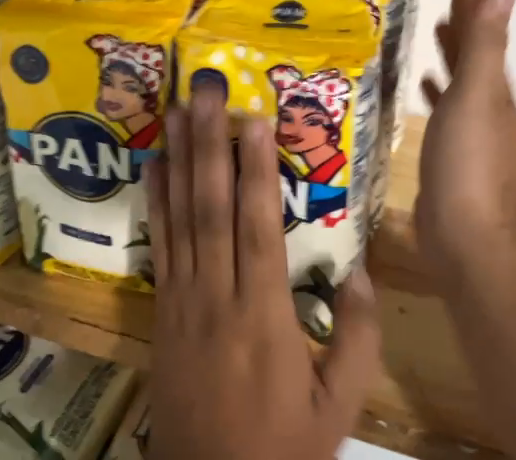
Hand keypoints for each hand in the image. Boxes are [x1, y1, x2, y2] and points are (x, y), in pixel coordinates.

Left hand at [147, 81, 381, 459]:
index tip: (255, 119)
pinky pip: (159, 245)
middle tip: (206, 90)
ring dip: (177, 159)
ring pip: (180, 217)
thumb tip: (361, 270)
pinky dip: (155, 202)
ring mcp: (182, 299)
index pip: (258, 227)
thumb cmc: (282, 446)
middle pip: (211, 206)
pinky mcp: (161, 310)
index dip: (256, 170)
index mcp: (264, 314)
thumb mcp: (339, 404)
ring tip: (176, 109)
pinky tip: (154, 166)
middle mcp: (217, 295)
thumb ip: (357, 338)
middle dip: (209, 143)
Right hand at [417, 0, 515, 289]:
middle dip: (463, 27)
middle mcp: (486, 109)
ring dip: (450, 59)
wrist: (470, 242)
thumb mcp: (476, 94)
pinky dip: (437, 96)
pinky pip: (444, 113)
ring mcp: (470, 137)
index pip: (483, 36)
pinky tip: (423, 94)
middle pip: (474, 57)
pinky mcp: (450, 161)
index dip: (473, 6)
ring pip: (460, 84)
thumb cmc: (470, 164)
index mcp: (492, 90)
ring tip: (431, 35)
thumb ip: (484, 42)